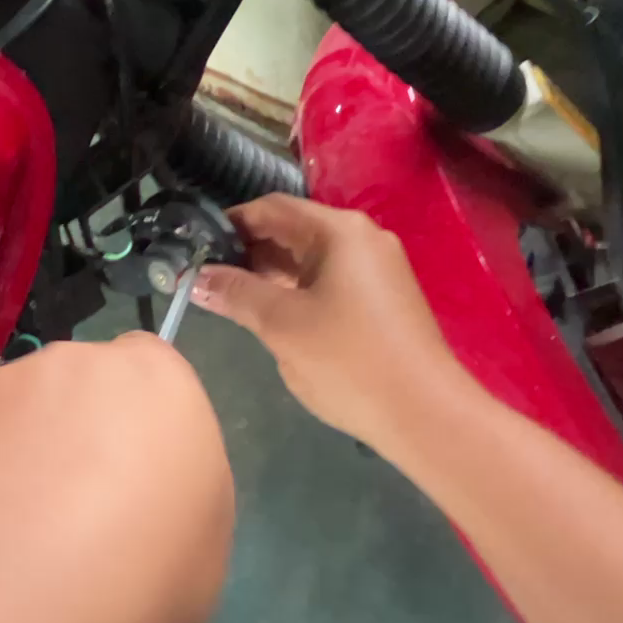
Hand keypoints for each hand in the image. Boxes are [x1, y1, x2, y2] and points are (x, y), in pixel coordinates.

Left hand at [0, 333, 234, 622]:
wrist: (2, 612)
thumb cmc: (137, 582)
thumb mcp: (204, 547)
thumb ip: (179, 487)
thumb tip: (147, 492)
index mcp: (158, 380)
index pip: (154, 366)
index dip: (143, 418)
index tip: (136, 475)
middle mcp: (80, 364)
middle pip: (85, 383)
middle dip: (83, 428)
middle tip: (80, 510)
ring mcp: (4, 388)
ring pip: (24, 410)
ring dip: (26, 450)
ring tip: (17, 534)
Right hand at [189, 195, 463, 449]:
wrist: (426, 414)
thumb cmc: (349, 361)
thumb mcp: (282, 325)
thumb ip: (236, 294)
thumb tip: (196, 277)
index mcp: (339, 230)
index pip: (272, 208)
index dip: (231, 223)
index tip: (195, 245)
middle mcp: (362, 237)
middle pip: (293, 228)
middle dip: (249, 249)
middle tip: (207, 275)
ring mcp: (377, 267)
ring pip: (311, 256)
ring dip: (272, 271)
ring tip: (232, 296)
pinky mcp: (383, 296)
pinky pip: (330, 277)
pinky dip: (298, 287)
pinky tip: (275, 312)